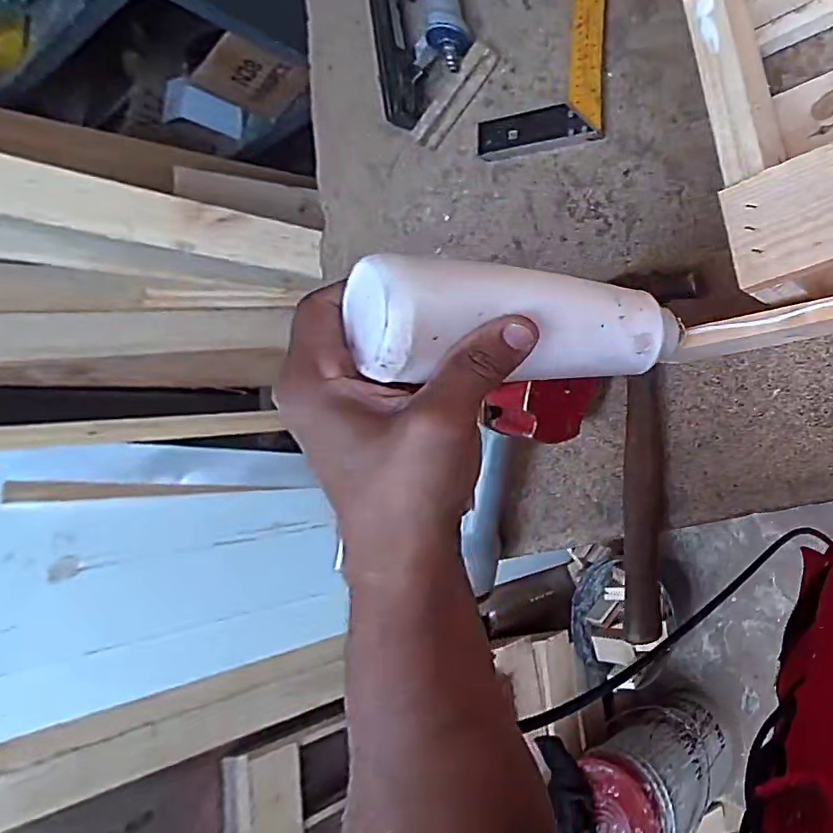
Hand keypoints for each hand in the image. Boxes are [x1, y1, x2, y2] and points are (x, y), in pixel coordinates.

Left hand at [275, 282, 537, 585]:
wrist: (408, 553)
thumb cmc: (404, 489)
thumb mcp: (441, 418)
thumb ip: (477, 367)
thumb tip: (520, 323)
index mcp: (312, 381)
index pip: (324, 307)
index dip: (370, 286)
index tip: (424, 280)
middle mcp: (323, 391)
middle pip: (359, 329)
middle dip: (410, 311)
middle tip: (458, 301)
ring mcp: (351, 413)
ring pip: (386, 356)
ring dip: (428, 341)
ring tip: (472, 330)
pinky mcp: (380, 429)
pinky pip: (405, 382)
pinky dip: (436, 368)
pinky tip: (472, 368)